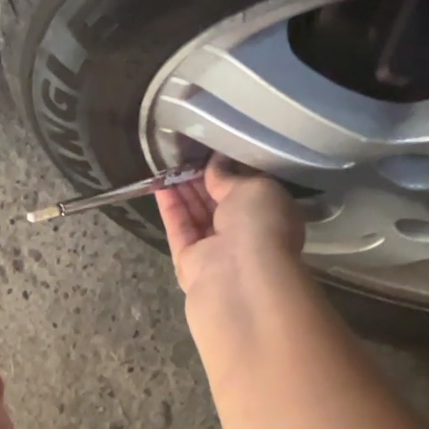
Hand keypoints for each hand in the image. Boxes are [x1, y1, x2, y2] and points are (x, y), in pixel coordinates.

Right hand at [154, 154, 306, 298]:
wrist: (240, 278)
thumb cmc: (260, 225)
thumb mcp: (253, 187)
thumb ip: (230, 176)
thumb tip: (215, 165)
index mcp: (270, 216)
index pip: (246, 190)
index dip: (228, 170)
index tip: (210, 151)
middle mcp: (244, 234)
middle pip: (218, 203)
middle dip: (201, 179)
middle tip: (183, 153)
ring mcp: (215, 251)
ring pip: (196, 216)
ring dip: (183, 190)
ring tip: (167, 162)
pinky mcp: (188, 262)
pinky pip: (178, 230)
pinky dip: (170, 208)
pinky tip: (159, 184)